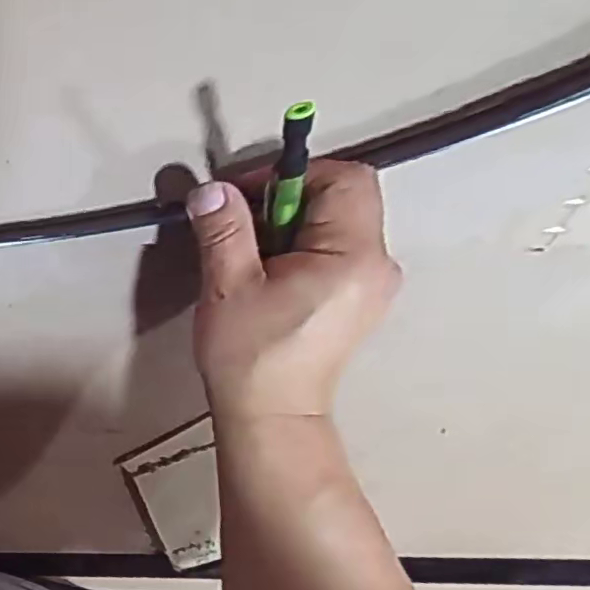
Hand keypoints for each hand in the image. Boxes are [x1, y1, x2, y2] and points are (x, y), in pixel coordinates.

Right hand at [186, 160, 400, 421]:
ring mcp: (373, 285)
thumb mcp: (227, 287)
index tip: (239, 196)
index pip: (341, 178)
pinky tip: (266, 279)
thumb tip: (211, 189)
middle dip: (286, 202)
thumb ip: (224, 232)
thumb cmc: (248, 354)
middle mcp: (378, 262)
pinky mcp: (359, 303)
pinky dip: (300, 252)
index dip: (289, 175)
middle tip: (236, 228)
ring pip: (338, 229)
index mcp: (353, 253)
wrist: (269, 414)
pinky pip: (336, 256)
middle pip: (344, 201)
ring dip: (290, 228)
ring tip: (246, 258)